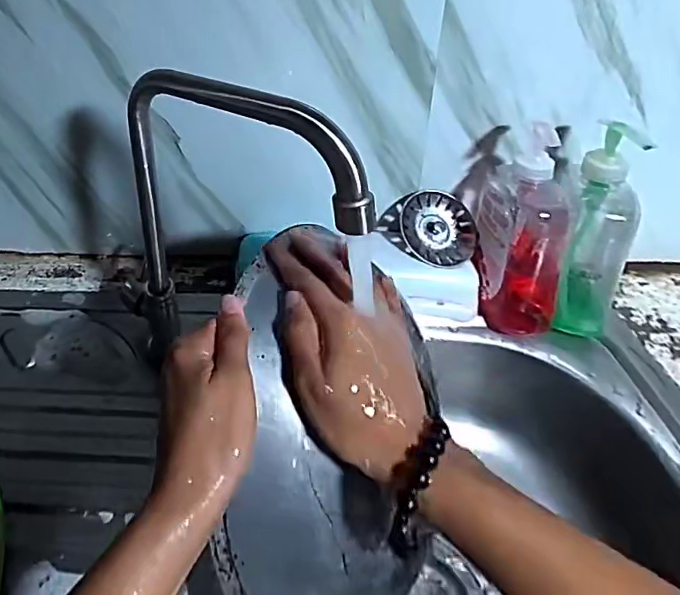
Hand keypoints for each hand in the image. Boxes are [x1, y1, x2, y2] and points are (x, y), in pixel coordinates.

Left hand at [153, 294, 255, 519]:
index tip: (254, 363)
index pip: (222, 322)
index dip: (242, 341)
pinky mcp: (179, 409)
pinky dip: (221, 398)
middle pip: (217, 345)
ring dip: (231, 382)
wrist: (192, 495)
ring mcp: (174, 387)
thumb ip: (234, 336)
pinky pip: (207, 388)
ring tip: (241, 406)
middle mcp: (174, 362)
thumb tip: (230, 299)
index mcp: (185, 349)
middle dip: (237, 362)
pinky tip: (229, 418)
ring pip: (214, 368)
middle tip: (249, 389)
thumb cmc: (219, 435)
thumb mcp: (236, 379)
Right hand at [267, 230, 427, 490]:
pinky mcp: (398, 328)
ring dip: (341, 257)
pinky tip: (369, 270)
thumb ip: (300, 338)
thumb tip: (293, 298)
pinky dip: (372, 274)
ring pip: (361, 275)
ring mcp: (385, 317)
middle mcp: (364, 311)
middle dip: (312, 252)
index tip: (274, 249)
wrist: (405, 441)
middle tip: (294, 237)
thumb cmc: (351, 421)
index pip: (308, 283)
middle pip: (335, 272)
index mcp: (340, 323)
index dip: (289, 265)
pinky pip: (384, 290)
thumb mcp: (312, 388)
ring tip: (327, 242)